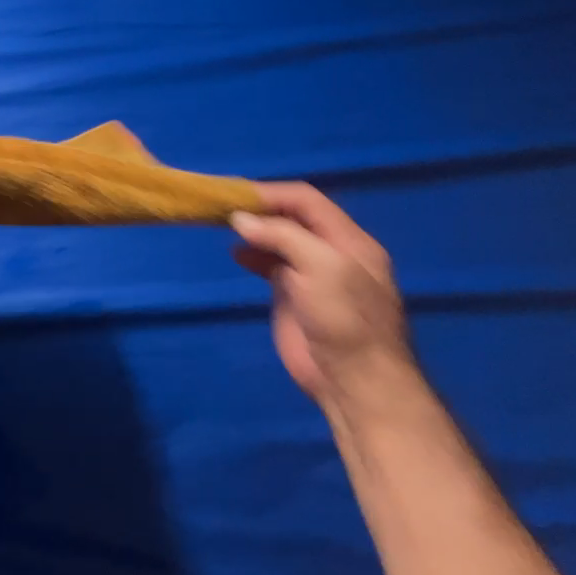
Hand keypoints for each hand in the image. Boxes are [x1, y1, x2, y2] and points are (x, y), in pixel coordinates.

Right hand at [231, 183, 413, 406]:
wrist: (354, 381)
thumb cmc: (344, 320)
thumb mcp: (322, 268)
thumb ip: (283, 236)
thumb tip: (239, 218)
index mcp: (350, 242)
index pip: (307, 200)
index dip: (270, 193)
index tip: (232, 195)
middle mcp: (332, 252)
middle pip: (292, 217)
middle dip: (258, 209)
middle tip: (220, 207)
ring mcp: (313, 274)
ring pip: (279, 238)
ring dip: (252, 230)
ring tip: (222, 227)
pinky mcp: (294, 294)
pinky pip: (271, 262)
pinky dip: (252, 253)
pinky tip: (236, 255)